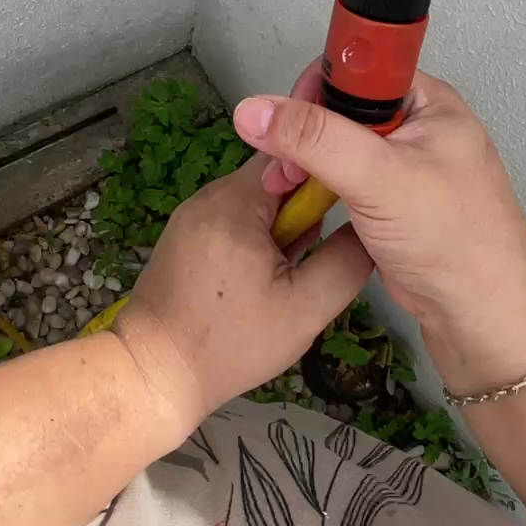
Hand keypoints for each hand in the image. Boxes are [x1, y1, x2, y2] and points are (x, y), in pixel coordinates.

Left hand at [111, 154, 371, 435]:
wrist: (154, 371)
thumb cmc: (229, 343)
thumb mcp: (304, 309)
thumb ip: (345, 262)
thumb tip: (371, 229)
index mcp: (235, 202)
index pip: (291, 153)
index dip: (324, 172)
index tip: (347, 202)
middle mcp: (209, 195)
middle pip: (273, 177)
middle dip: (301, 209)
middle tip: (311, 252)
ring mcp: (193, 213)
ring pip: (255, 200)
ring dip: (279, 226)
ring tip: (286, 270)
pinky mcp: (186, 233)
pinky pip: (233, 218)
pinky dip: (254, 237)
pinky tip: (258, 276)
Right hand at [231, 63, 525, 394]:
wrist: (480, 316)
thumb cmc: (450, 239)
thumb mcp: (379, 177)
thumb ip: (315, 139)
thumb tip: (251, 109)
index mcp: (427, 101)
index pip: (358, 68)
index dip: (318, 87)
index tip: (289, 121)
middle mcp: (414, 123)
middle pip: (340, 103)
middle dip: (303, 130)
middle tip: (285, 168)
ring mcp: (400, 162)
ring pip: (336, 140)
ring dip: (304, 158)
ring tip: (286, 187)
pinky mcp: (386, 196)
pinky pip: (340, 172)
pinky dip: (316, 181)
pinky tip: (301, 198)